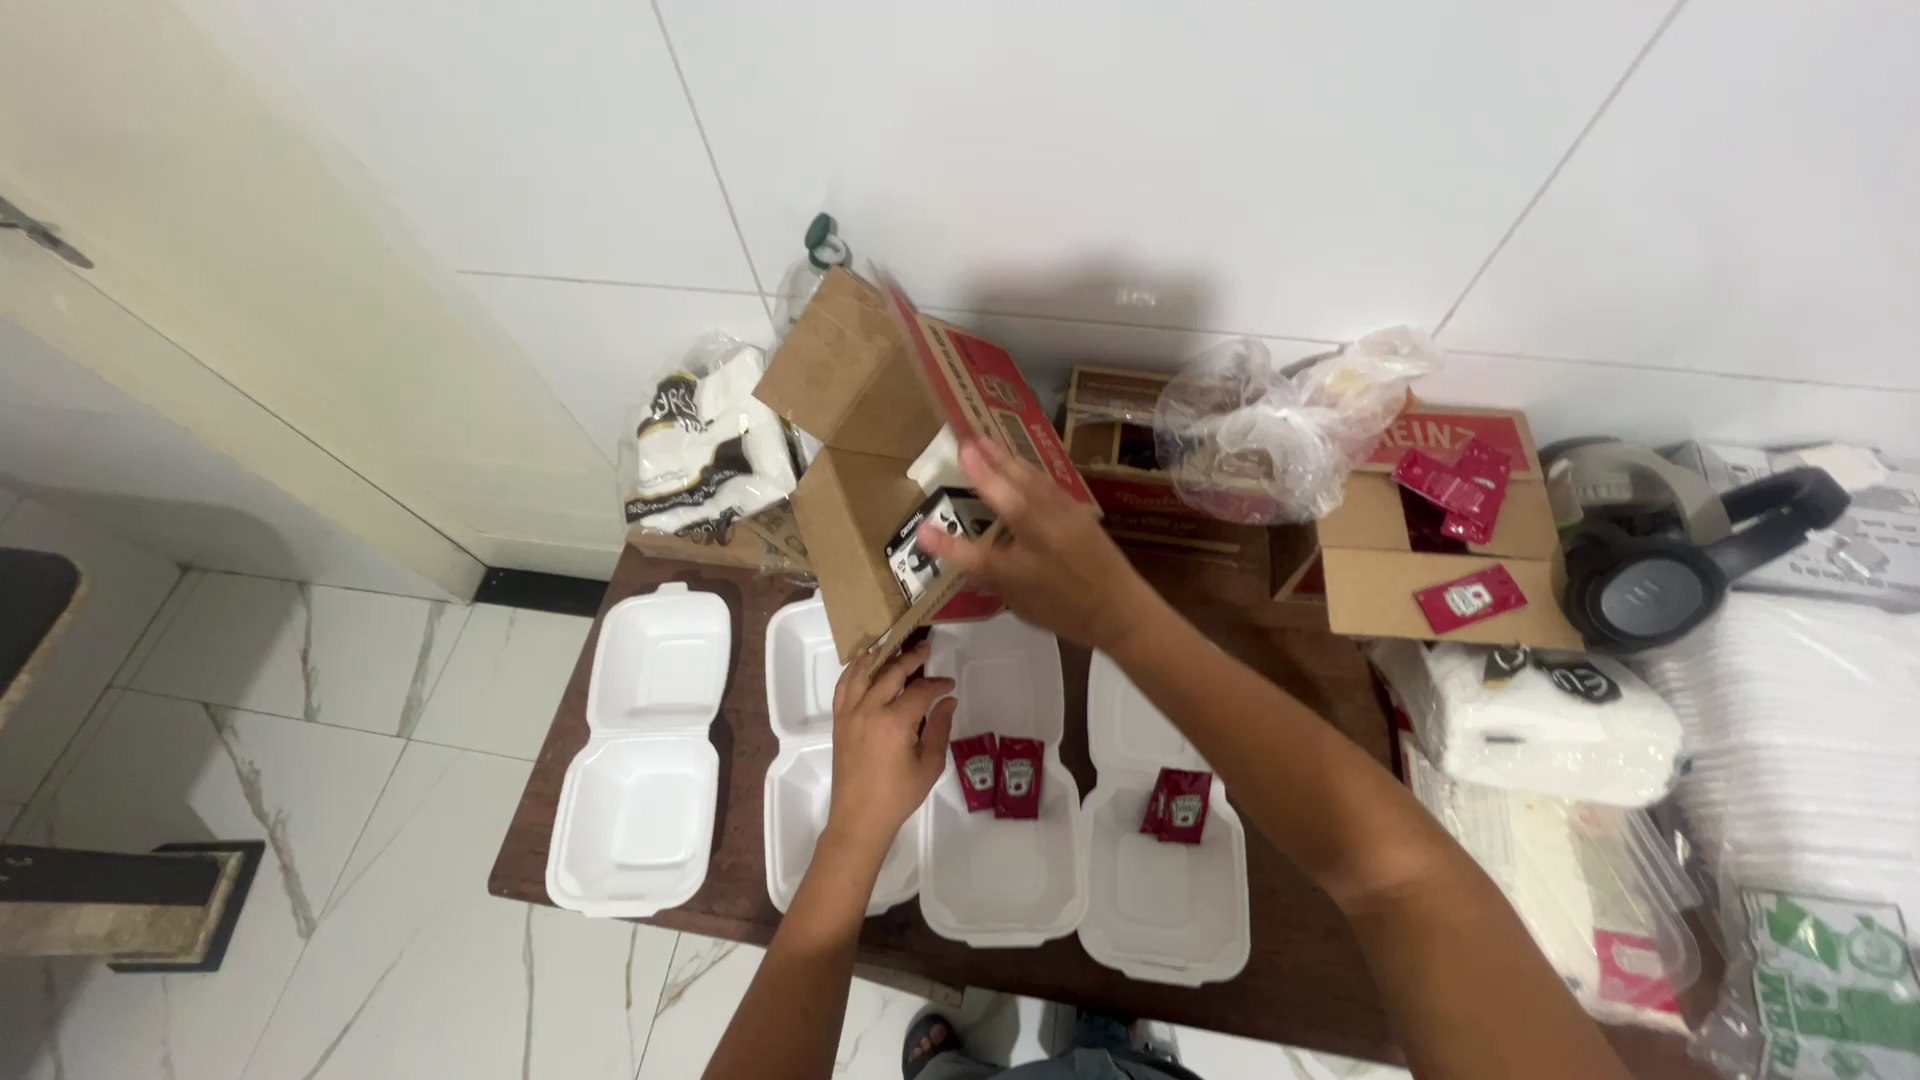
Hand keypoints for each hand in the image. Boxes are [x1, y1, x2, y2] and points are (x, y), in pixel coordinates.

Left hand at [823, 642, 955, 857]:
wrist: (859, 818)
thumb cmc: (898, 795)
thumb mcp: (929, 764)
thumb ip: (939, 728)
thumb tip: (948, 701)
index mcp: (895, 722)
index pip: (921, 691)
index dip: (937, 684)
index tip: (949, 685)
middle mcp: (870, 710)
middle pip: (892, 672)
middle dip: (912, 658)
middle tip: (926, 648)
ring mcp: (850, 714)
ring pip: (864, 673)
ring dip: (881, 657)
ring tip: (895, 647)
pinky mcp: (839, 721)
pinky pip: (843, 687)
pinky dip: (853, 670)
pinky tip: (864, 663)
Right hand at [917, 439, 1160, 652]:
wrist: (1122, 610)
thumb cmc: (1067, 615)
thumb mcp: (1023, 606)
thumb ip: (996, 579)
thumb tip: (973, 559)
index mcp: (1021, 574)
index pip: (975, 559)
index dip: (947, 546)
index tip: (922, 531)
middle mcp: (1041, 543)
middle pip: (1009, 501)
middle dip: (985, 471)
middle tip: (964, 445)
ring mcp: (1063, 523)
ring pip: (1031, 484)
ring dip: (1006, 460)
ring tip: (984, 441)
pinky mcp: (1078, 513)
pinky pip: (1048, 485)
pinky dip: (1029, 470)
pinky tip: (1017, 461)